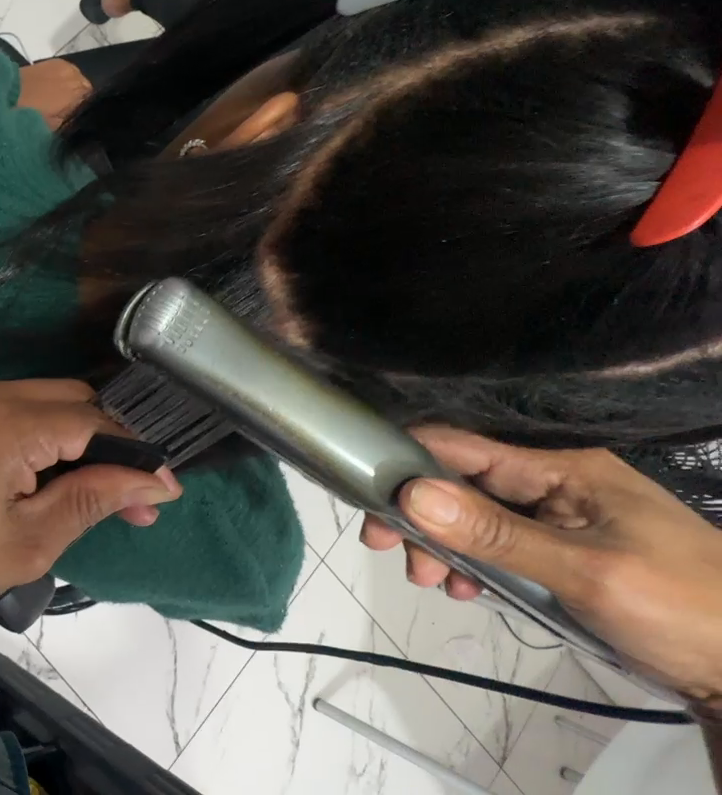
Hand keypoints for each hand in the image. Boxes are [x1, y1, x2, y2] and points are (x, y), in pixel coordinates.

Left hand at [0, 379, 181, 642]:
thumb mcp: (29, 540)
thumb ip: (92, 499)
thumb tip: (154, 481)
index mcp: (5, 424)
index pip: (94, 421)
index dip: (134, 455)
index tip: (160, 495)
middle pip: (73, 399)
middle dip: (108, 444)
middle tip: (128, 501)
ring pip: (45, 399)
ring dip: (75, 438)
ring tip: (92, 493)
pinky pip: (13, 405)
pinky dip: (40, 433)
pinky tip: (47, 475)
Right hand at [360, 426, 721, 716]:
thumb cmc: (686, 610)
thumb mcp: (587, 573)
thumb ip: (496, 533)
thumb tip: (409, 494)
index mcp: (561, 465)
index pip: (456, 443)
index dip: (402, 464)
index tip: (367, 505)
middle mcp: (550, 478)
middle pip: (453, 478)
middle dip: (416, 514)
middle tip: (388, 551)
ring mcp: (554, 513)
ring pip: (465, 512)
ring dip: (438, 543)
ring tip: (432, 581)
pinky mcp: (555, 546)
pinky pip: (490, 541)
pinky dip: (467, 561)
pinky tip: (464, 587)